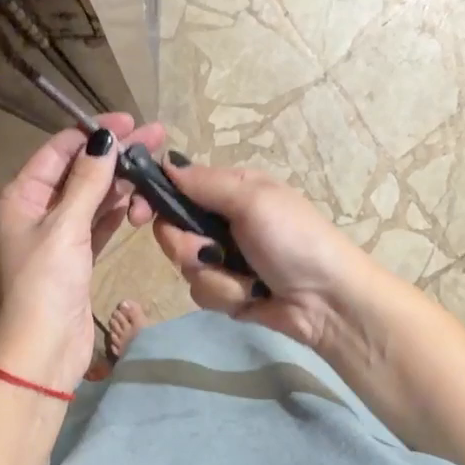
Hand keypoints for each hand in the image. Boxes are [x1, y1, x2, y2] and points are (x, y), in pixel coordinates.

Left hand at [0, 114, 164, 393]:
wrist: (41, 351)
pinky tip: (139, 199)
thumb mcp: (64, 228)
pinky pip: (98, 226)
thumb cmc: (45, 286)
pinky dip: (117, 212)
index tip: (129, 122)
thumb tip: (105, 139)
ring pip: (91, 199)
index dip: (92, 133)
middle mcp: (35, 213)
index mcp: (19, 198)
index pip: (57, 151)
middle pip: (78, 172)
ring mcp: (57, 238)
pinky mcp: (76, 261)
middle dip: (114, 156)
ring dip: (119, 184)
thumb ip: (87, 182)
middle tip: (156, 138)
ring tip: (156, 167)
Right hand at [149, 161, 377, 350]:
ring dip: (216, 278)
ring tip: (248, 281)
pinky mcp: (229, 293)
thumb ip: (205, 183)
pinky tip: (253, 297)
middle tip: (211, 253)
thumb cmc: (294, 239)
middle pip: (171, 232)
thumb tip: (165, 163)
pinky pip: (203, 294)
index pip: (175, 189)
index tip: (137, 215)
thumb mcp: (253, 199)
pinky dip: (228, 297)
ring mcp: (225, 260)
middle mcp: (222, 223)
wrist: (328, 301)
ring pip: (186, 268)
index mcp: (230, 191)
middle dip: (188, 248)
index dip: (152, 201)